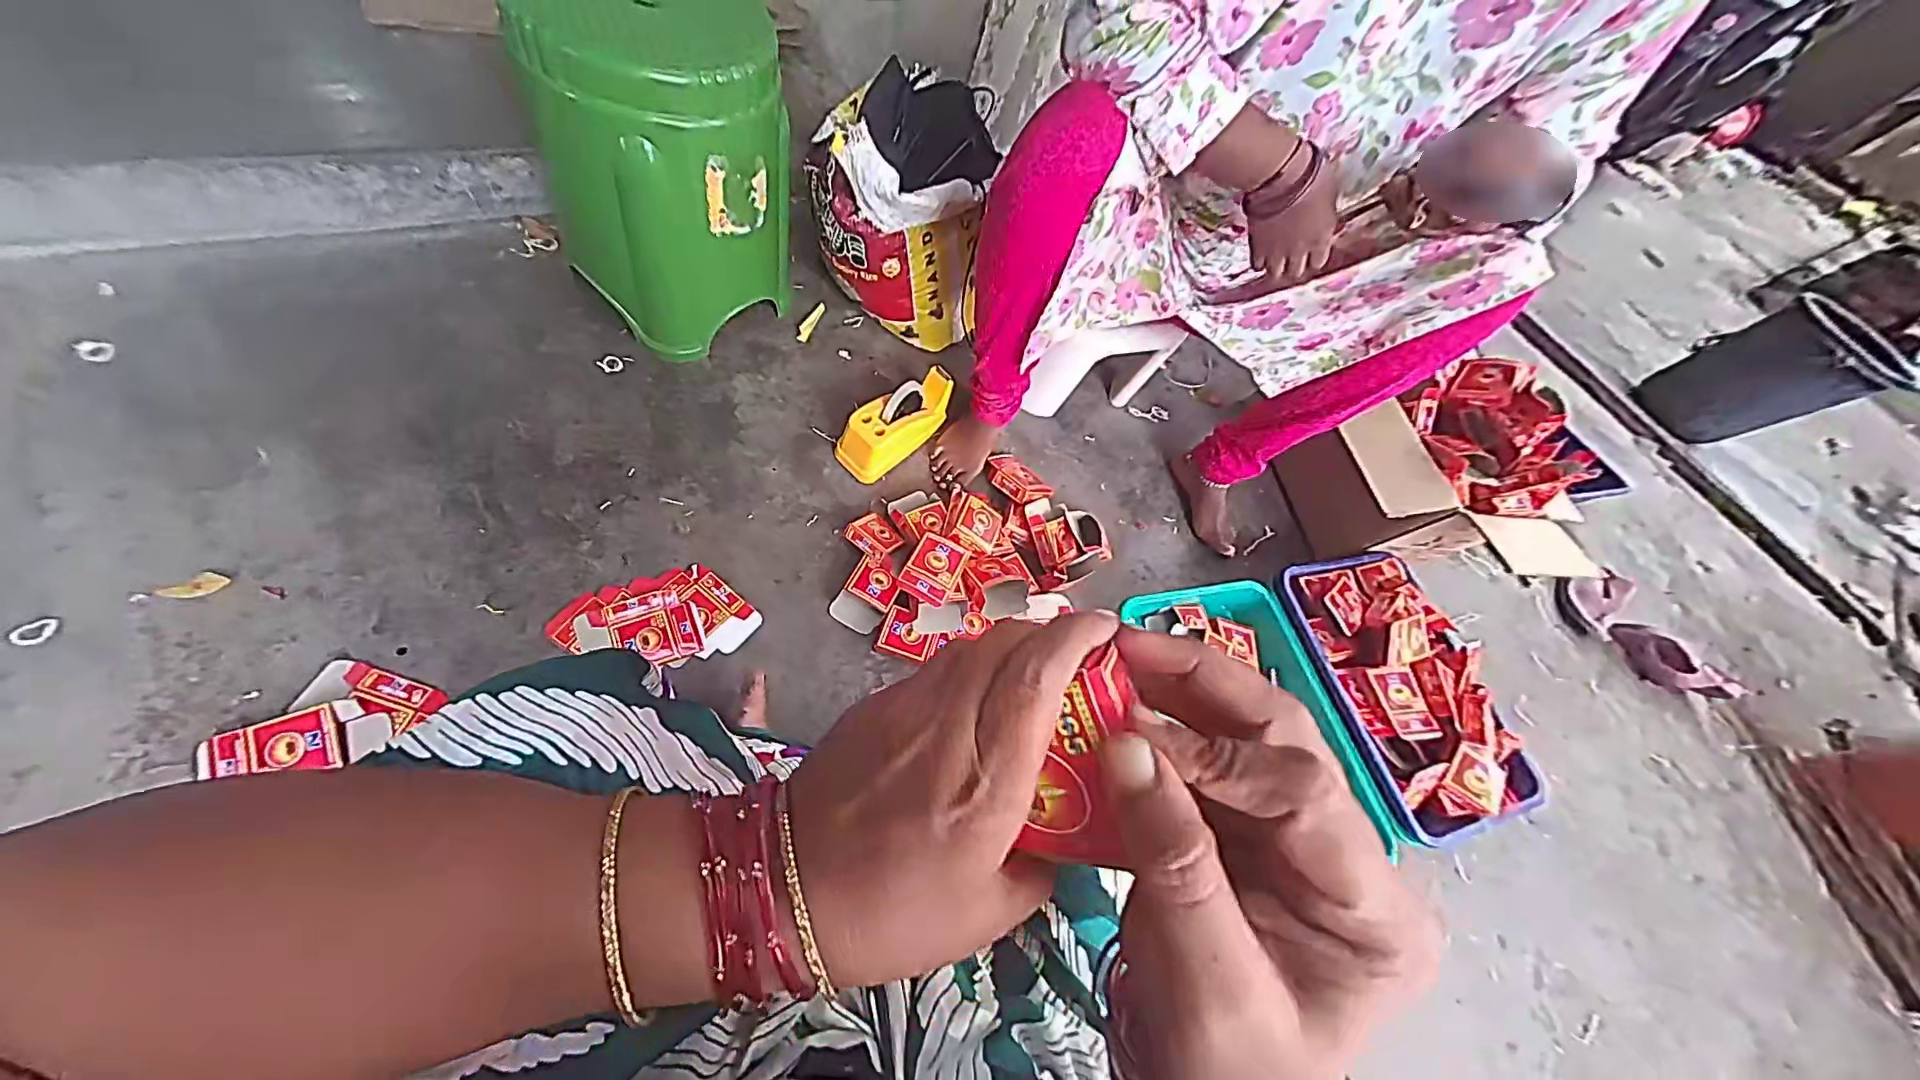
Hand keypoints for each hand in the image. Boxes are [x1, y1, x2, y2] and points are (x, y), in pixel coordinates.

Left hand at [785, 612, 1119, 987]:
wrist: (783, 889)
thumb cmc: (893, 913)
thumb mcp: (990, 911)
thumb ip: (1045, 863)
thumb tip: (1069, 828)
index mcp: (987, 786)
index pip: (1036, 680)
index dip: (1076, 640)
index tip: (1105, 629)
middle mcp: (948, 728)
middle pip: (1008, 643)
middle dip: (1052, 633)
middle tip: (1079, 653)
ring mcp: (906, 706)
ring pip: (974, 645)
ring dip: (1015, 644)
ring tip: (1034, 670)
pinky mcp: (877, 701)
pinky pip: (941, 665)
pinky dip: (976, 664)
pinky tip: (979, 696)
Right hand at [1101, 629, 1441, 1079]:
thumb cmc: (1225, 1069)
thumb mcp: (1207, 981)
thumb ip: (1173, 860)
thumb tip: (1127, 746)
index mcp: (1371, 903)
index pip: (1301, 792)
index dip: (1214, 754)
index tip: (1131, 734)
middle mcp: (1339, 848)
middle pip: (1280, 737)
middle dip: (1203, 683)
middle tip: (1130, 646)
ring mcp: (1286, 832)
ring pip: (1239, 733)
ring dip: (1176, 691)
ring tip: (1119, 658)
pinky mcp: (1236, 826)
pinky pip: (1197, 759)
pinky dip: (1155, 727)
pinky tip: (1117, 704)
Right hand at [1208, 149, 1342, 304]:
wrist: (1280, 178)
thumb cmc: (1310, 177)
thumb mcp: (1328, 196)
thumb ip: (1323, 215)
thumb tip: (1320, 216)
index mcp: (1321, 238)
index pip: (1318, 261)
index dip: (1313, 257)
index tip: (1310, 251)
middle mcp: (1299, 251)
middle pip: (1296, 273)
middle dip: (1294, 266)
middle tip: (1291, 257)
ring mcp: (1277, 253)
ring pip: (1275, 273)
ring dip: (1276, 266)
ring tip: (1274, 258)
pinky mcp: (1257, 249)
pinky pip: (1257, 265)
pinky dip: (1260, 261)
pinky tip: (1261, 253)